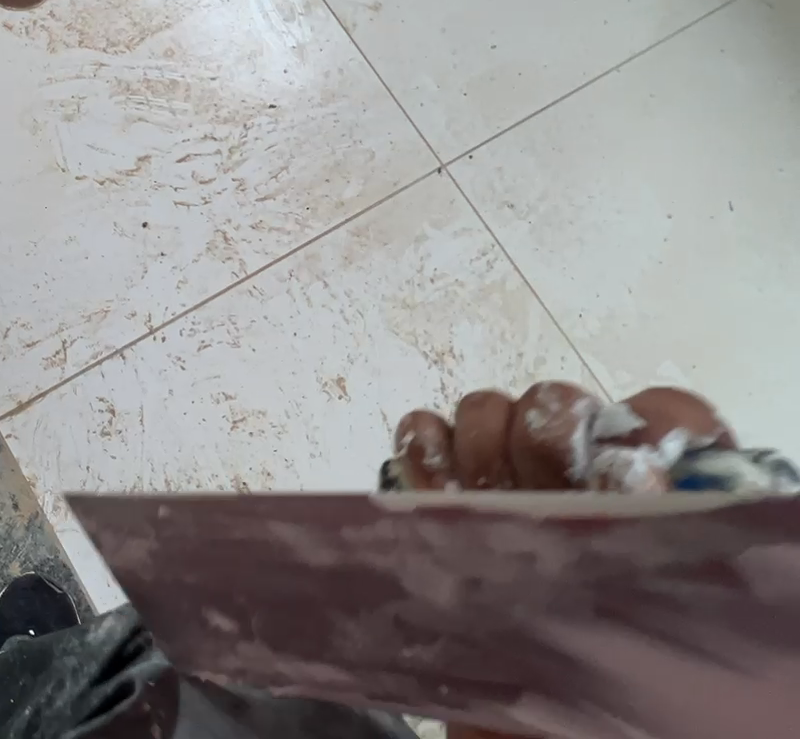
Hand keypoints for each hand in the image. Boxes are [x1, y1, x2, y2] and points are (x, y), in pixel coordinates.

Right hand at [389, 384, 734, 738]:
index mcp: (665, 503)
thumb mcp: (688, 631)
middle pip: (555, 401)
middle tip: (547, 491)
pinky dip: (420, 449)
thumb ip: (684, 558)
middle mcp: (579, 473)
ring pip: (483, 407)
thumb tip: (649, 493)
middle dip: (546, 438)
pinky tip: (434, 491)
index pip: (663, 413)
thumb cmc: (635, 695)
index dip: (648, 427)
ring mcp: (499, 474)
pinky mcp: (432, 484)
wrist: (540, 731)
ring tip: (485, 499)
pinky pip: (418, 430)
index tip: (636, 485)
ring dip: (480, 446)